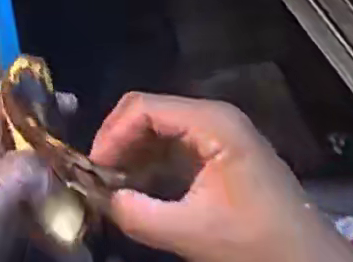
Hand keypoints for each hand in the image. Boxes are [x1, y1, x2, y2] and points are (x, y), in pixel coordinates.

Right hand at [89, 94, 352, 261]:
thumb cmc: (260, 244)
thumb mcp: (197, 235)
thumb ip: (145, 217)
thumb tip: (104, 201)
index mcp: (210, 121)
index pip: (145, 107)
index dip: (112, 133)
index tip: (92, 167)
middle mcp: (212, 115)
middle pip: (150, 111)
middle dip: (119, 140)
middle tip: (98, 176)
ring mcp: (217, 131)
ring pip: (160, 127)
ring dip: (133, 152)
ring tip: (112, 184)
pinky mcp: (219, 151)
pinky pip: (174, 144)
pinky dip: (151, 162)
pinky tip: (137, 187)